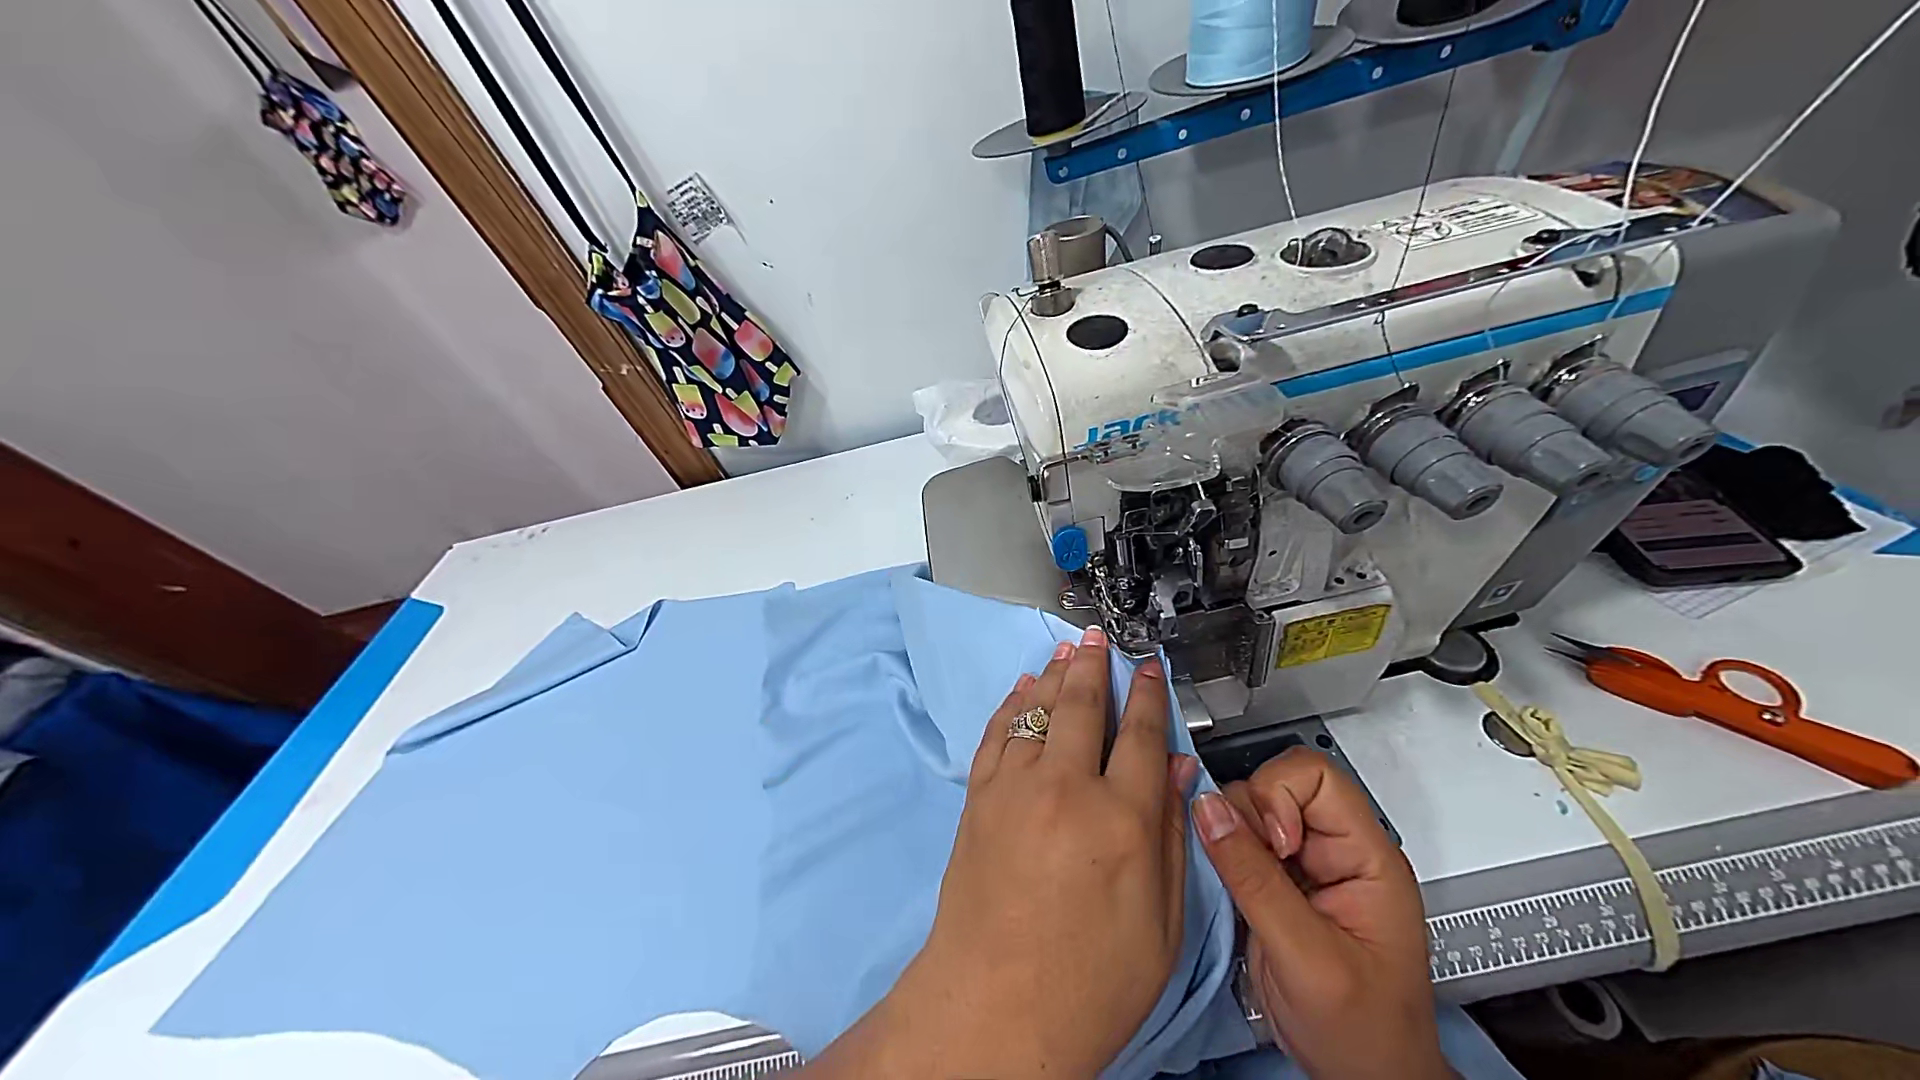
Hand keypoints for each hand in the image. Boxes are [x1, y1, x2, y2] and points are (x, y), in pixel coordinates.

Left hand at [803, 626, 1196, 1078]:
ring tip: (1065, 651)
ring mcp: (1015, 788)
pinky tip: (1021, 690)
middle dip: (1094, 665)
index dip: (1148, 695)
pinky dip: (1011, 705)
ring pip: (1037, 710)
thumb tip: (1174, 766)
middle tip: (1097, 639)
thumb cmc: (1091, 980)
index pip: (1141, 734)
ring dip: (1054, 675)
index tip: (1148, 668)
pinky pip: (997, 734)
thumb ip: (1171, 833)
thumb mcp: (1161, 921)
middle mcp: (1066, 788)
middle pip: (1083, 706)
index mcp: (1122, 819)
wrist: (996, 1006)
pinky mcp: (979, 798)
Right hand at [1193, 748, 1448, 1079]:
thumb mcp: (1309, 958)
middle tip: (1247, 871)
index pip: (1316, 776)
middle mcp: (1331, 850)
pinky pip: (1234, 840)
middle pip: (1272, 785)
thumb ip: (1255, 880)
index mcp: (1365, 857)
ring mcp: (1298, 864)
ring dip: (1228, 838)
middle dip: (1246, 819)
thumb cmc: (1364, 1032)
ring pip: (1245, 809)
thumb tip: (1207, 809)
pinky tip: (1225, 886)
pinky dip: (1218, 853)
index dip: (1281, 796)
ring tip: (1238, 888)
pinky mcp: (1270, 880)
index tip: (1273, 846)